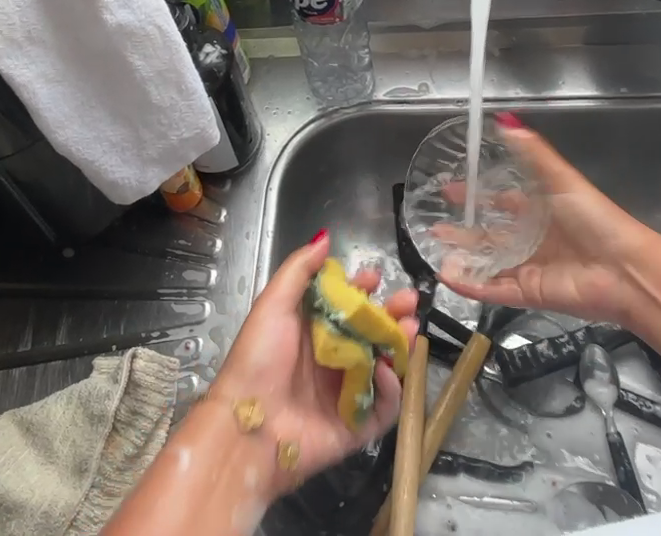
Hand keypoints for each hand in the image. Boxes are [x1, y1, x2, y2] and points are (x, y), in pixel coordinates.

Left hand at [206, 232, 417, 492]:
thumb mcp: (273, 304)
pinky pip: (383, 405)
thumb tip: (325, 236)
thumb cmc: (259, 358)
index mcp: (311, 331)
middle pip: (371, 332)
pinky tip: (385, 370)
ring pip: (384, 365)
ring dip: (399, 344)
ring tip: (410, 326)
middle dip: (392, 313)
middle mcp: (331, 359)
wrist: (249, 425)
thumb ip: (301, 270)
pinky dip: (390, 388)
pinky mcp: (356, 425)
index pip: (345, 306)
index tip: (375, 277)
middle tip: (409, 300)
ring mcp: (345, 392)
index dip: (362, 290)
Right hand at [438, 114, 660, 322]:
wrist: (623, 269)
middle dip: (463, 230)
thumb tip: (506, 121)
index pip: (503, 201)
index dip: (478, 195)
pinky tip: (447, 276)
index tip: (450, 190)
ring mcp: (530, 267)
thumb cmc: (594, 219)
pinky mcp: (529, 292)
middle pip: (491, 235)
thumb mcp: (561, 179)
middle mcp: (533, 239)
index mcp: (541, 211)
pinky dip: (470, 285)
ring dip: (463, 259)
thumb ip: (533, 153)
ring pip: (488, 264)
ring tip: (434, 250)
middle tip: (433, 224)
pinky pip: (494, 289)